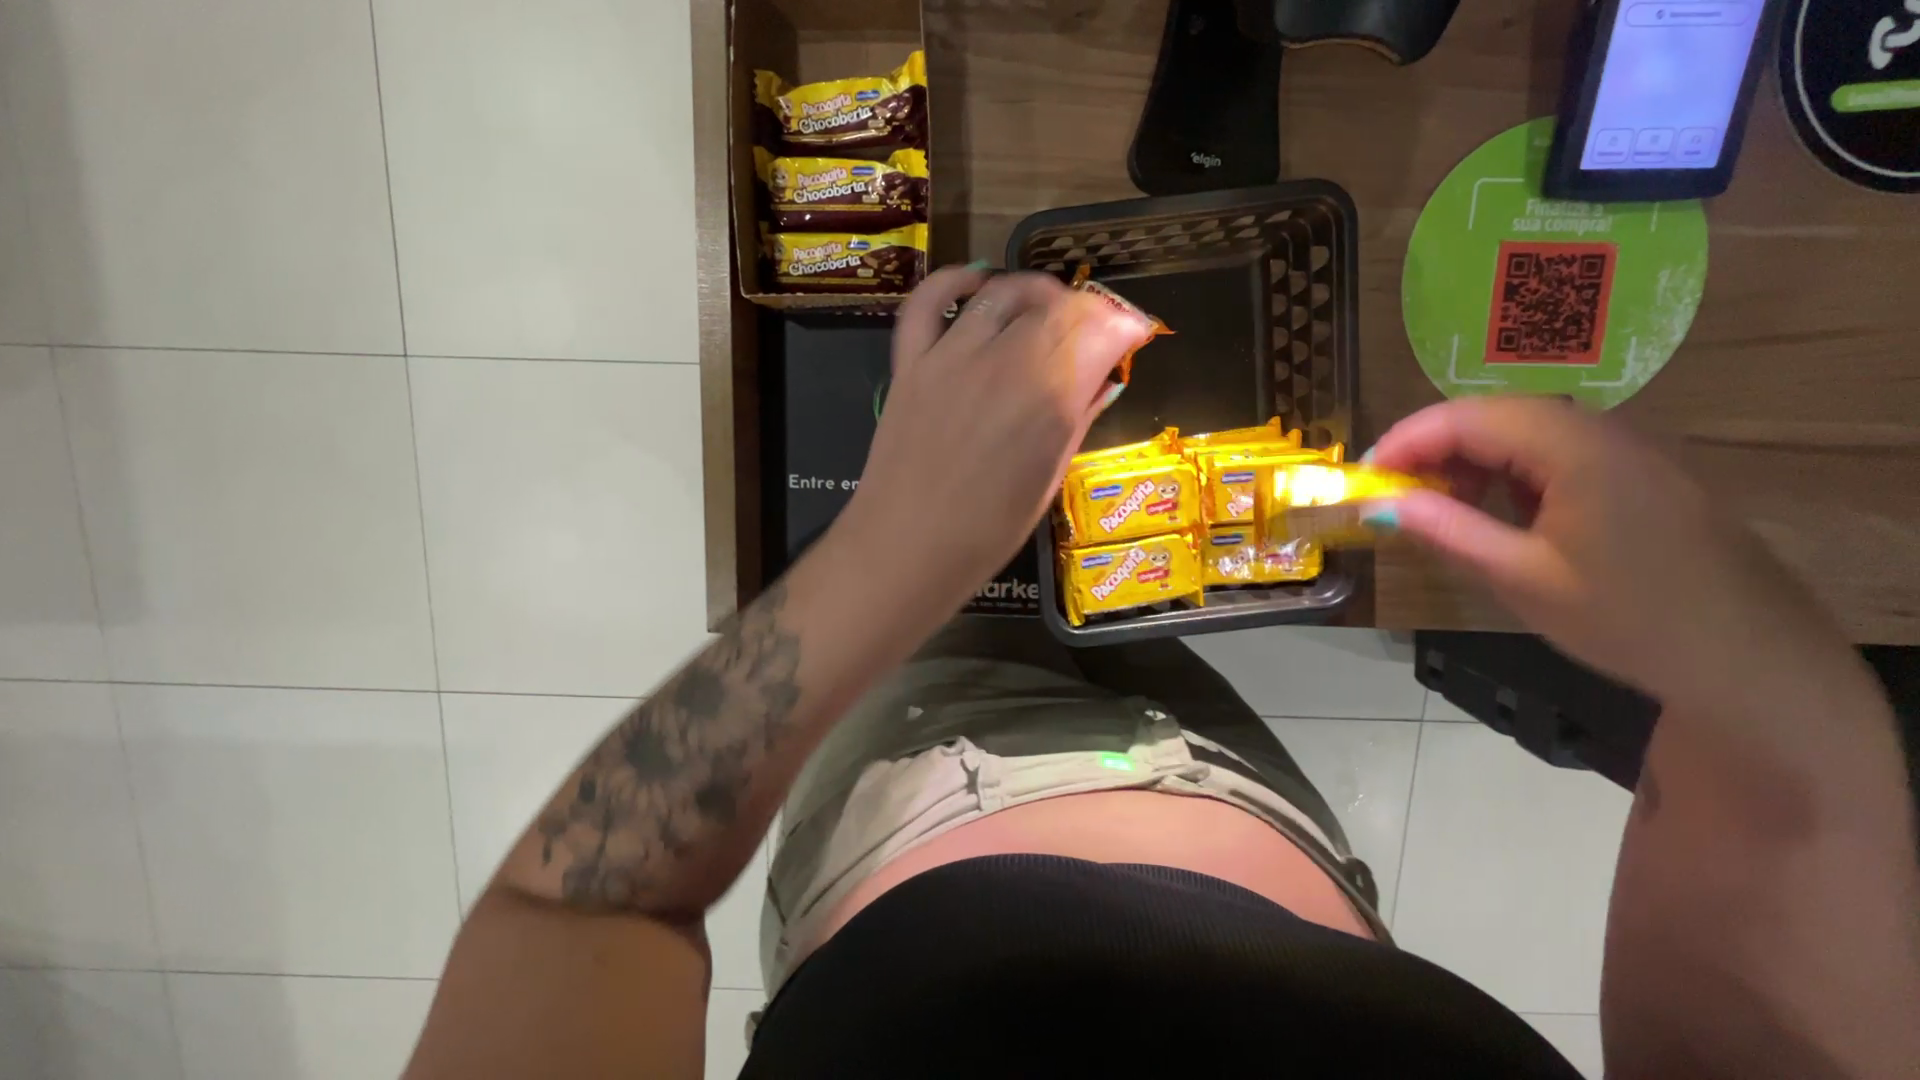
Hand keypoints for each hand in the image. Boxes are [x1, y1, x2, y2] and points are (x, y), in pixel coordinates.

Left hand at [835, 266, 1152, 610]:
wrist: (909, 546)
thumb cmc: (990, 529)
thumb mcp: (1051, 475)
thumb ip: (1077, 417)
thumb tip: (1101, 378)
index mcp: (1049, 396)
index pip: (1098, 328)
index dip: (1122, 323)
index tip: (1131, 334)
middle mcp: (1004, 362)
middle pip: (1056, 304)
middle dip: (1086, 309)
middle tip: (1092, 330)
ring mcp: (951, 356)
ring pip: (1002, 293)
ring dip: (1034, 291)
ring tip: (1045, 308)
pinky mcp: (910, 362)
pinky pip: (928, 302)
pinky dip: (955, 283)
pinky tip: (977, 284)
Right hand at [1368, 396, 1846, 708]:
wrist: (1751, 660)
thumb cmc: (1628, 620)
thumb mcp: (1522, 580)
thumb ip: (1448, 531)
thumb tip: (1381, 502)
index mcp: (1576, 449)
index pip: (1469, 416)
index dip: (1407, 438)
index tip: (1365, 477)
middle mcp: (1603, 432)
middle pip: (1495, 415)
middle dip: (1433, 446)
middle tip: (1392, 493)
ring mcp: (1627, 450)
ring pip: (1525, 430)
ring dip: (1469, 458)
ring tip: (1436, 506)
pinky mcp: (1638, 474)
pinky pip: (1555, 452)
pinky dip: (1508, 471)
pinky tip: (1494, 510)